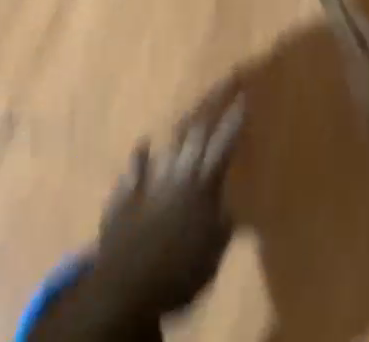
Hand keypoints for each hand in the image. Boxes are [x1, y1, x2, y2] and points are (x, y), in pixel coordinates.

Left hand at [88, 95, 246, 323]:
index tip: (244, 95)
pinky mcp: (124, 196)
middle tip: (224, 82)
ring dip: (182, 126)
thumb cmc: (178, 275)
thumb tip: (230, 209)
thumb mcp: (212, 257)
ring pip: (169, 145)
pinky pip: (134, 169)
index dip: (234, 121)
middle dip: (212, 104)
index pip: (223, 146)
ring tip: (192, 112)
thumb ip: (222, 229)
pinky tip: (143, 144)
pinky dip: (140, 157)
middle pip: (196, 133)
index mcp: (202, 188)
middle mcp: (176, 176)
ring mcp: (148, 182)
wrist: (126, 287)